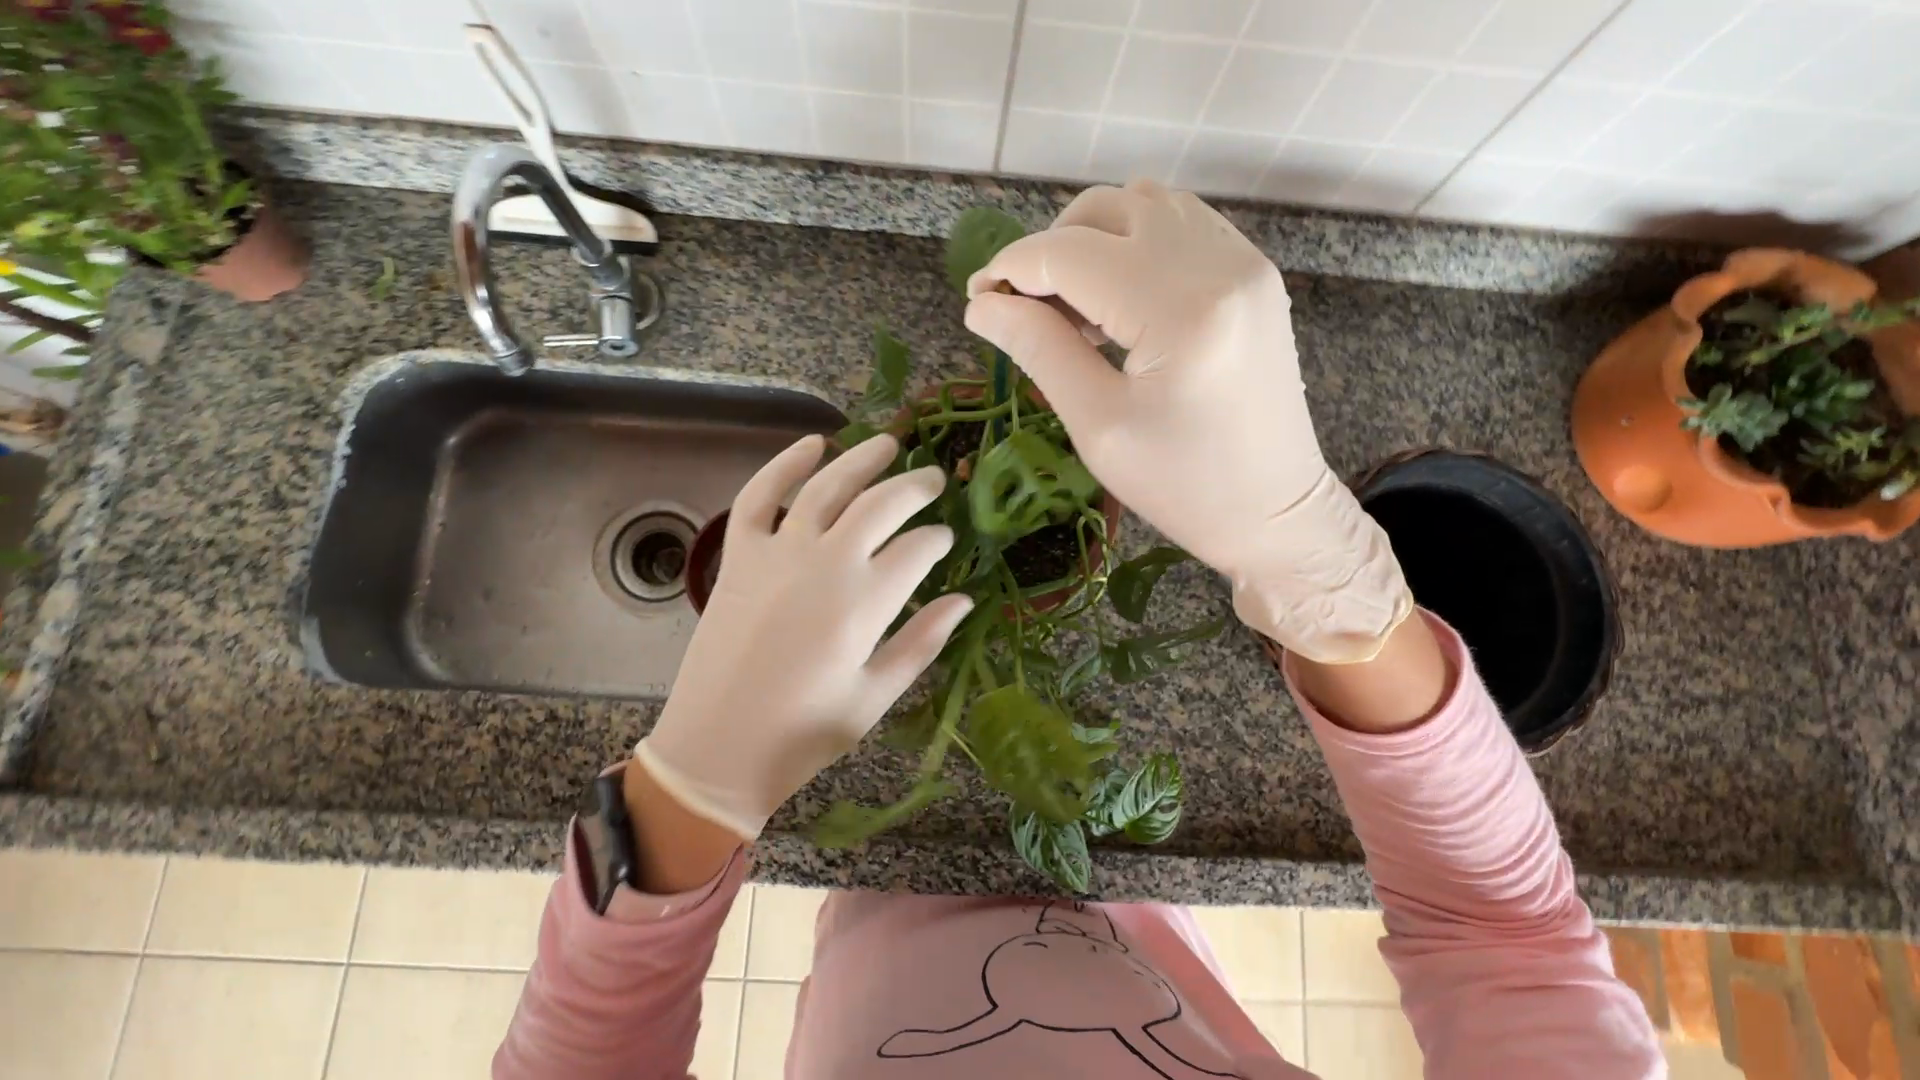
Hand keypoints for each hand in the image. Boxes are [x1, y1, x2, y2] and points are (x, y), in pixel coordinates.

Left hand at [633, 434, 973, 839]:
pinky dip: (784, 465)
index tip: (947, 540)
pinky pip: (759, 496)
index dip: (939, 540)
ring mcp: (776, 554)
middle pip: (880, 504)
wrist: (716, 749)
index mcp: (865, 603)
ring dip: (860, 459)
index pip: (918, 550)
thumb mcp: (874, 696)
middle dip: (915, 487)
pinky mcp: (738, 557)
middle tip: (934, 479)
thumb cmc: (803, 734)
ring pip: (826, 486)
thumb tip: (963, 601)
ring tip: (888, 444)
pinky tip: (811, 444)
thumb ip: (921, 643)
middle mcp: (824, 564)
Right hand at [963, 179, 1411, 663]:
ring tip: (1074, 305)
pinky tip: (1119, 298)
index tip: (978, 297)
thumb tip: (980, 304)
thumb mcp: (1097, 426)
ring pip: (1144, 204)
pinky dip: (1135, 242)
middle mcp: (1218, 264)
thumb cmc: (1182, 485)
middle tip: (1026, 309)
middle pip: (1107, 210)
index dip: (1011, 266)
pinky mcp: (1252, 272)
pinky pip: (1180, 223)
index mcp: (1179, 309)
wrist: (1274, 509)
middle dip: (1050, 248)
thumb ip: (1038, 349)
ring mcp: (1244, 261)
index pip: (1071, 253)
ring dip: (1093, 239)